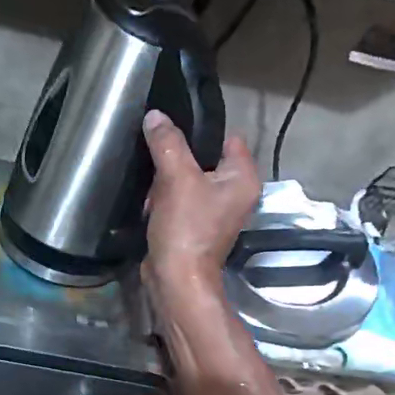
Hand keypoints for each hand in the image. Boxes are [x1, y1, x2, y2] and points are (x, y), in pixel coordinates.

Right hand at [141, 109, 259, 297]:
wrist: (176, 279)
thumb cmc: (186, 228)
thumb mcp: (176, 179)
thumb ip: (167, 143)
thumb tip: (155, 116)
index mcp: (243, 178)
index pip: (227, 138)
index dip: (199, 134)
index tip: (172, 136)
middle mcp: (236, 193)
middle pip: (203, 159)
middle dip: (176, 162)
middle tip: (158, 168)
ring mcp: (216, 212)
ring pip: (187, 180)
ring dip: (166, 183)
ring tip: (152, 193)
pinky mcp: (196, 226)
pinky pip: (180, 201)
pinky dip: (164, 201)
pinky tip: (151, 208)